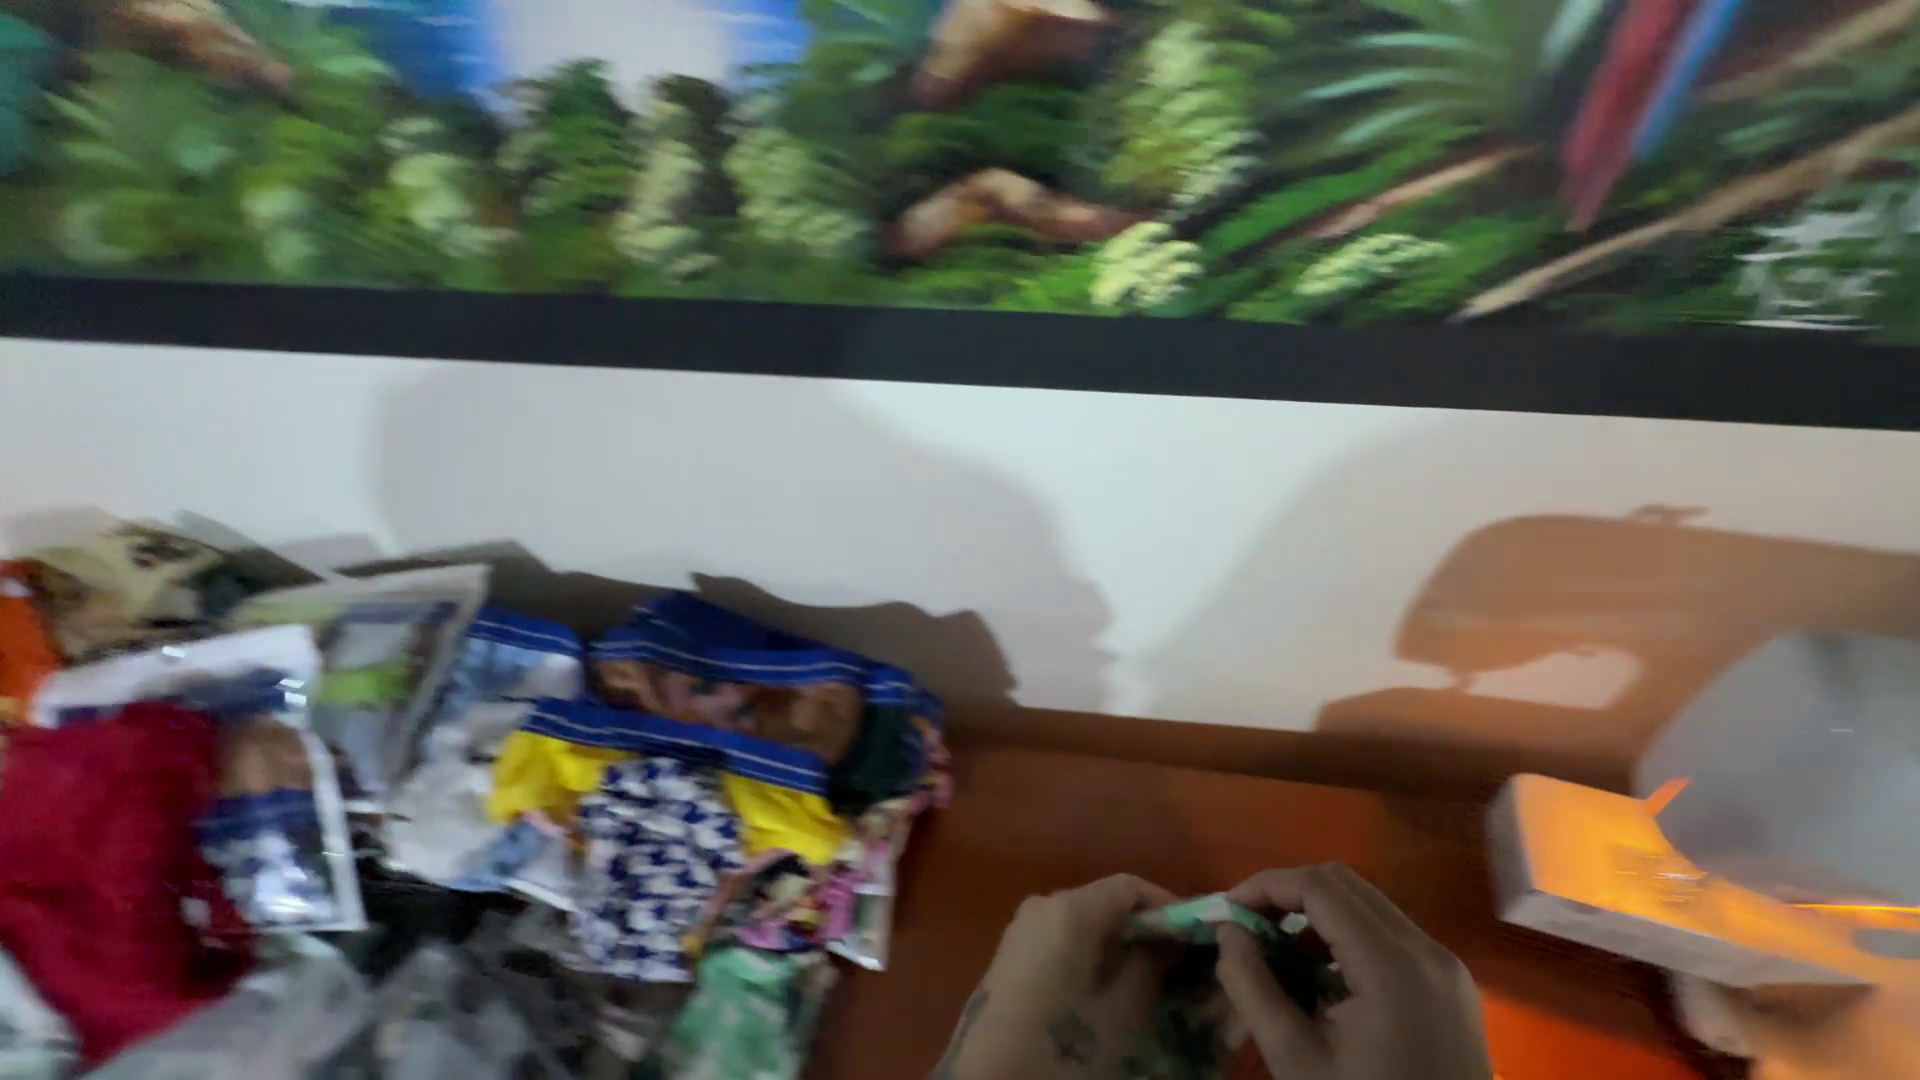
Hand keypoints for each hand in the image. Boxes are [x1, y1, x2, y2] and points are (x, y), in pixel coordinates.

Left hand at [933, 874, 1177, 1079]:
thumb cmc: (1061, 1046)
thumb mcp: (1121, 1014)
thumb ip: (1151, 967)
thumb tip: (1168, 942)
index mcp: (1069, 908)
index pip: (1130, 886)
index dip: (1167, 907)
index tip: (1194, 939)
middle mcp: (1042, 903)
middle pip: (1105, 902)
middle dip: (1143, 930)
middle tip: (1176, 967)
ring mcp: (1021, 927)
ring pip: (1083, 922)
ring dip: (1117, 946)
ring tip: (1146, 984)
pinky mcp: (1010, 953)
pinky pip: (1061, 939)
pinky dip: (1090, 956)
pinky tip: (1104, 993)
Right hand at [1216, 864, 1492, 1079]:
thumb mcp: (1295, 1058)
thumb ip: (1251, 984)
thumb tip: (1228, 930)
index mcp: (1393, 966)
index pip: (1318, 886)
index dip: (1264, 886)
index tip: (1227, 913)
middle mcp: (1427, 951)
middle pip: (1343, 882)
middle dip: (1287, 893)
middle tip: (1249, 927)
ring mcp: (1445, 967)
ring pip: (1366, 902)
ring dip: (1315, 912)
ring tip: (1280, 953)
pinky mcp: (1450, 985)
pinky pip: (1388, 932)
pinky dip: (1345, 934)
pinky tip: (1323, 977)